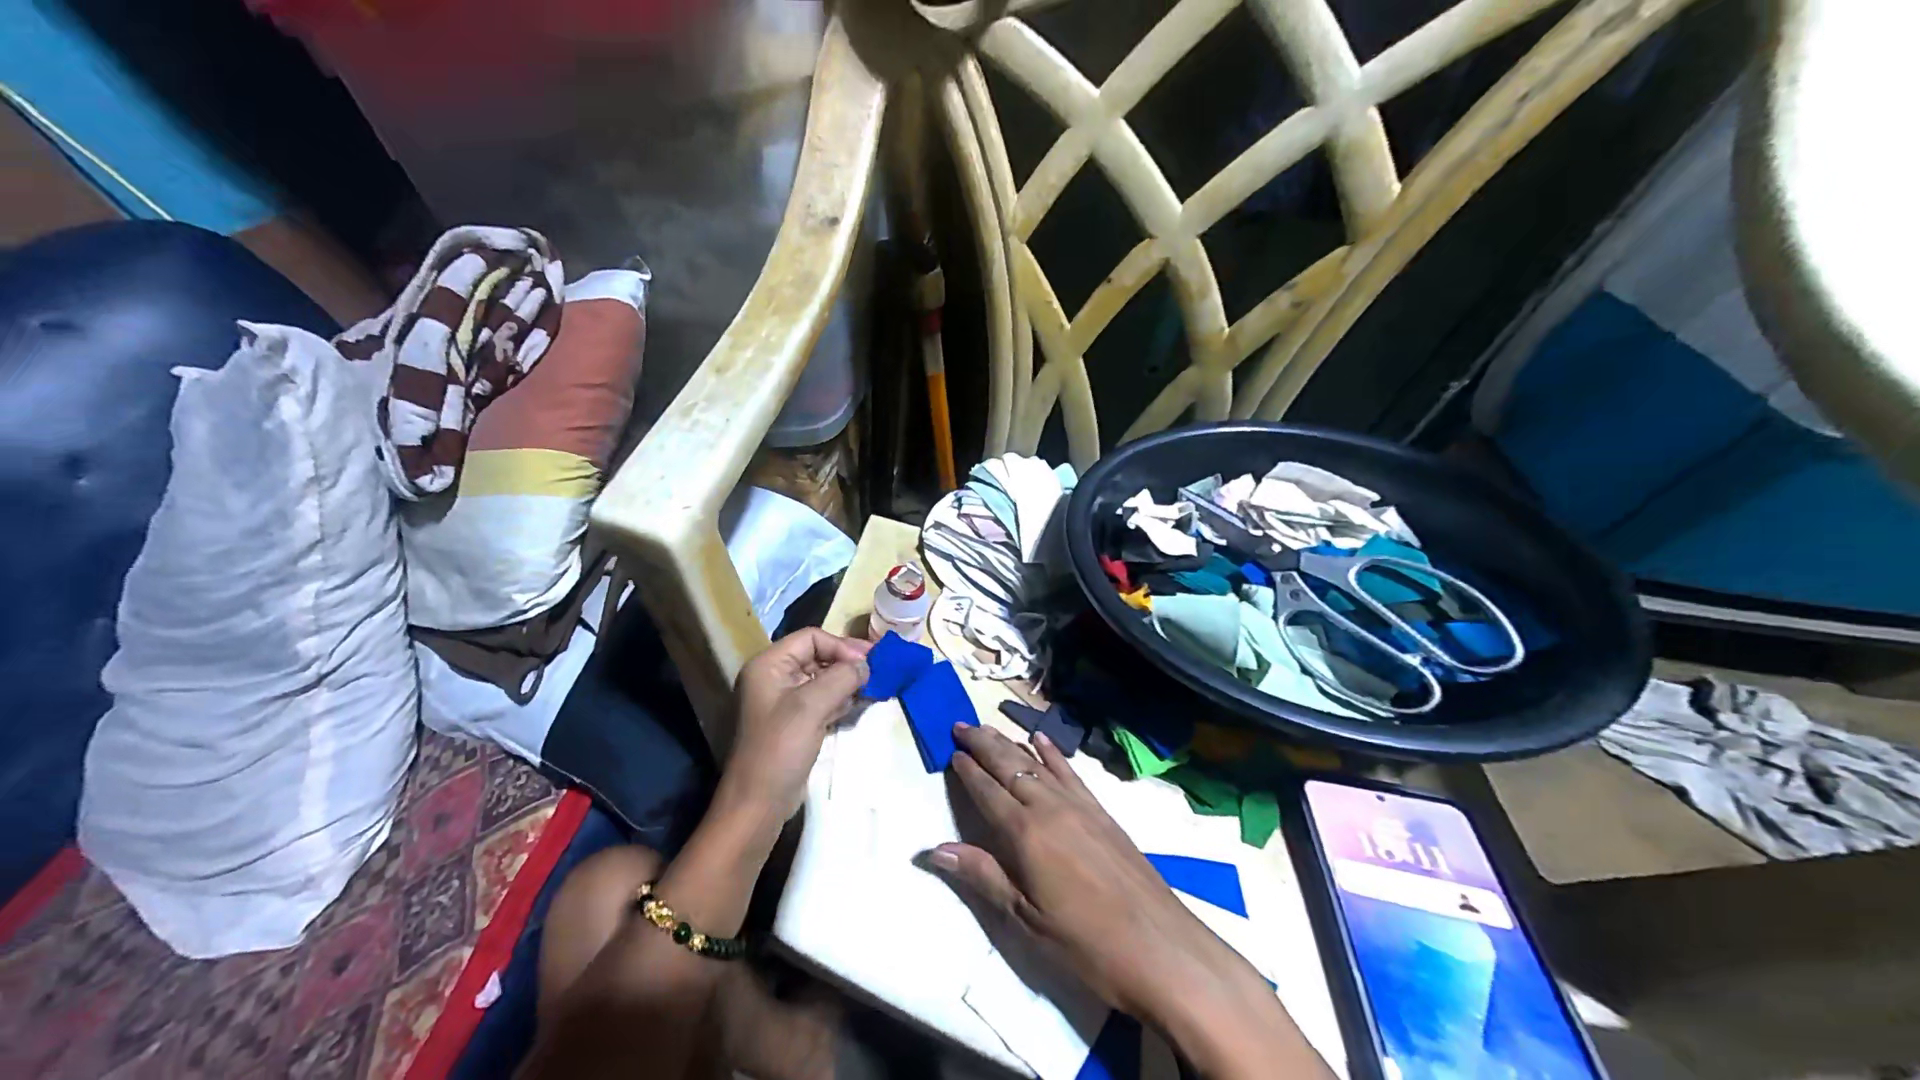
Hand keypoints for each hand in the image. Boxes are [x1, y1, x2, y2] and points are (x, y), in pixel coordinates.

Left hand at [719, 628, 870, 826]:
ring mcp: (785, 702)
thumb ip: (842, 677)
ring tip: (875, 687)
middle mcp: (774, 678)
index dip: (841, 646)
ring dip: (848, 681)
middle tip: (879, 671)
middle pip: (818, 656)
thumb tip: (868, 665)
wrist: (759, 804)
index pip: (811, 638)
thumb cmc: (780, 748)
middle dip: (848, 662)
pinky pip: (823, 700)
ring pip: (823, 678)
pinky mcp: (796, 723)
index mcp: (769, 665)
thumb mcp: (811, 706)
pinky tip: (862, 703)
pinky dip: (842, 699)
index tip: (870, 662)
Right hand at [929, 725, 1331, 1079]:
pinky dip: (1053, 753)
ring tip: (989, 727)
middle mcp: (1050, 808)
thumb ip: (982, 876)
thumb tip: (933, 849)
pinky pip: (1071, 773)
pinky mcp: (1102, 813)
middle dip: (983, 744)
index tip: (951, 750)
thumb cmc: (1086, 943)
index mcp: (1026, 833)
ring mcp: (1080, 806)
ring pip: (1037, 763)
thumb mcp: (1026, 919)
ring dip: (1011, 743)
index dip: (968, 770)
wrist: (1162, 948)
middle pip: (1010, 766)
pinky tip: (1042, 740)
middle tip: (961, 724)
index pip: (988, 791)